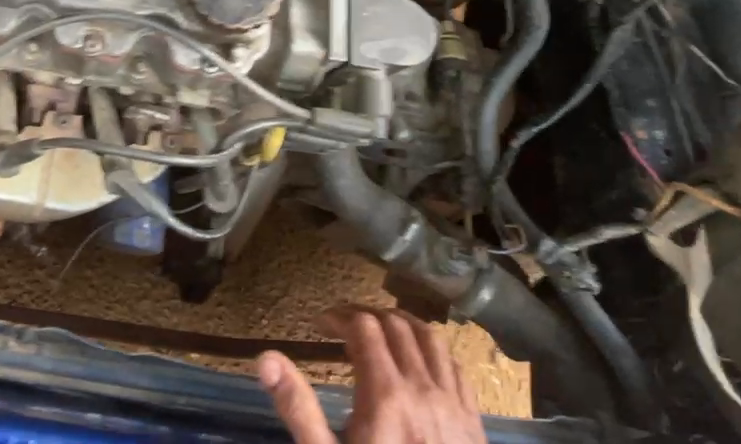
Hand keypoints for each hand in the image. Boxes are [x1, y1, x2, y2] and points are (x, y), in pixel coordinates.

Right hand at [257, 308, 483, 443]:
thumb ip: (297, 408)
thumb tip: (265, 359)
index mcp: (386, 395)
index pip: (363, 328)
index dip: (339, 317)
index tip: (320, 324)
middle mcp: (423, 389)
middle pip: (396, 325)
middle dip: (366, 315)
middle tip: (343, 325)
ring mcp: (454, 406)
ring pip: (431, 339)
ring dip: (402, 324)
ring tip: (381, 328)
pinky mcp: (474, 425)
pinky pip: (456, 368)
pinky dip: (434, 349)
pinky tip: (420, 360)